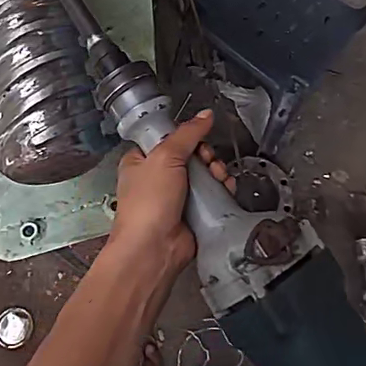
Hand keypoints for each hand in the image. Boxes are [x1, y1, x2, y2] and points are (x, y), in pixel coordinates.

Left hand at [107, 110, 230, 273]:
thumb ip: (187, 134)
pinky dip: (221, 189)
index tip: (196, 138)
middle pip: (192, 154)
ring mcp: (176, 196)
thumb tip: (204, 116)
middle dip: (206, 155)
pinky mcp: (193, 212)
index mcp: (142, 161)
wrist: (154, 249)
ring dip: (216, 172)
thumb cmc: (146, 206)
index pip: (169, 137)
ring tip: (216, 176)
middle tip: (207, 161)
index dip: (186, 136)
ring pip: (205, 173)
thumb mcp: (165, 157)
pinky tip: (224, 188)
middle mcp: (158, 177)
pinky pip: (212, 194)